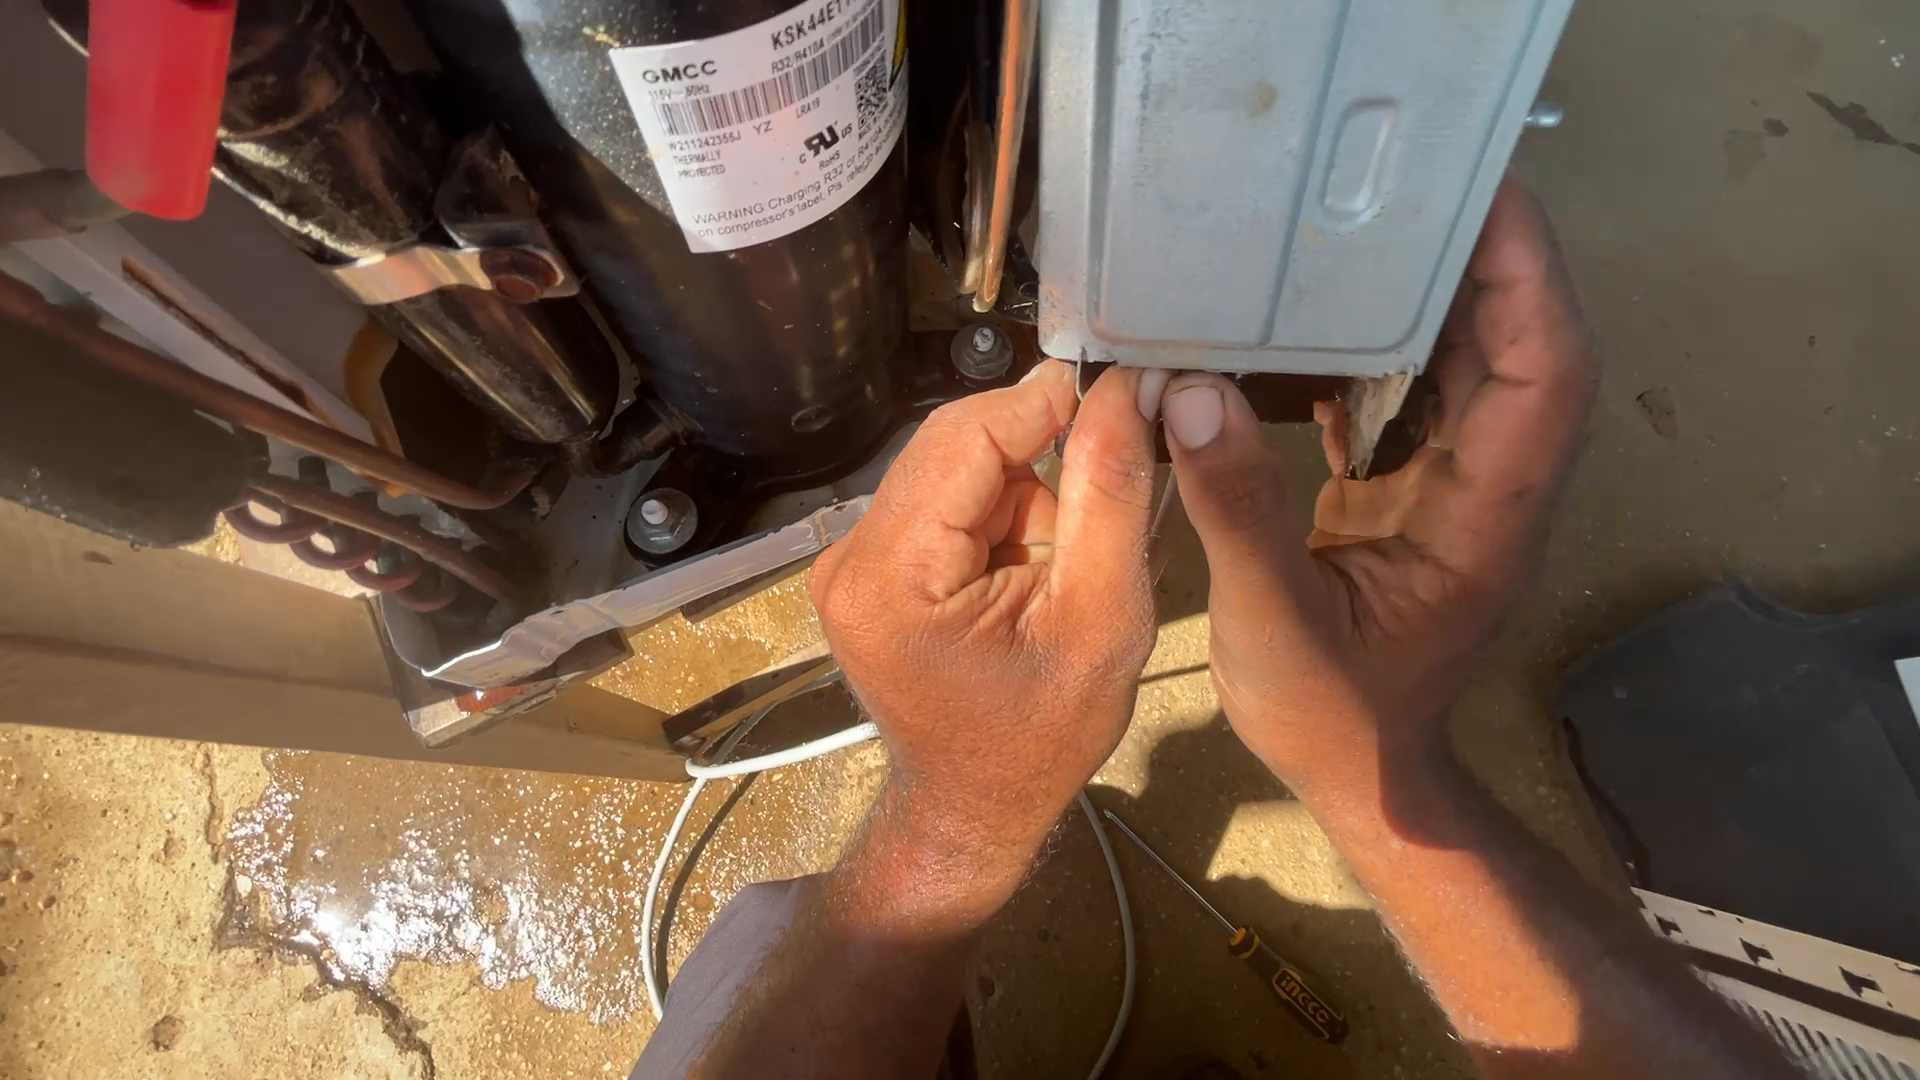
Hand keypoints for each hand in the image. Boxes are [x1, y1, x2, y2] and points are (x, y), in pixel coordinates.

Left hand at [810, 361, 1160, 893]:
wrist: (970, 808)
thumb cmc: (1038, 740)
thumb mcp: (1100, 621)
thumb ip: (1108, 497)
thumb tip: (1120, 390)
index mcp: (891, 575)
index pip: (966, 435)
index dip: (1045, 404)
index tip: (1121, 393)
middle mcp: (850, 556)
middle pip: (956, 448)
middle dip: (1038, 465)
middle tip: (1096, 511)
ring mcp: (851, 561)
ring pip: (958, 473)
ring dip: (1022, 499)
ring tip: (1054, 571)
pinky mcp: (869, 567)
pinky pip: (946, 505)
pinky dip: (998, 522)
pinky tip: (1023, 574)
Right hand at [1157, 176, 1597, 797]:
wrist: (1355, 770)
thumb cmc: (1332, 715)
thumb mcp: (1274, 619)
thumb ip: (1239, 508)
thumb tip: (1187, 392)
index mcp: (1481, 520)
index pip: (1538, 375)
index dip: (1522, 278)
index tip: (1475, 196)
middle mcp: (1478, 491)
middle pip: (1499, 352)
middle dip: (1458, 267)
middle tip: (1381, 198)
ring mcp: (1439, 493)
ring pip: (1445, 373)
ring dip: (1400, 307)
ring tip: (1330, 251)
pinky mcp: (1395, 498)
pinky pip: (1390, 406)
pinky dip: (1352, 361)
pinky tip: (1289, 341)